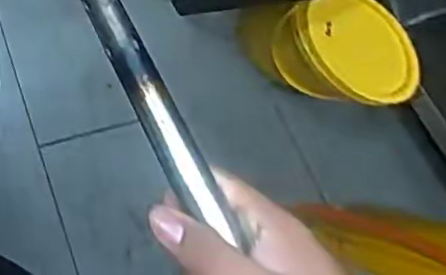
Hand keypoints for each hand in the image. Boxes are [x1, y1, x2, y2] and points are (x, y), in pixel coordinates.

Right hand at [147, 172, 345, 274]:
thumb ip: (205, 248)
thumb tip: (155, 211)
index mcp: (274, 221)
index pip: (215, 180)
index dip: (184, 188)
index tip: (165, 217)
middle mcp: (282, 239)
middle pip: (219, 218)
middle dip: (198, 240)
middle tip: (193, 268)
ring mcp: (291, 268)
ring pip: (232, 252)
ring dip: (213, 265)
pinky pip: (248, 268)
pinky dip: (231, 273)